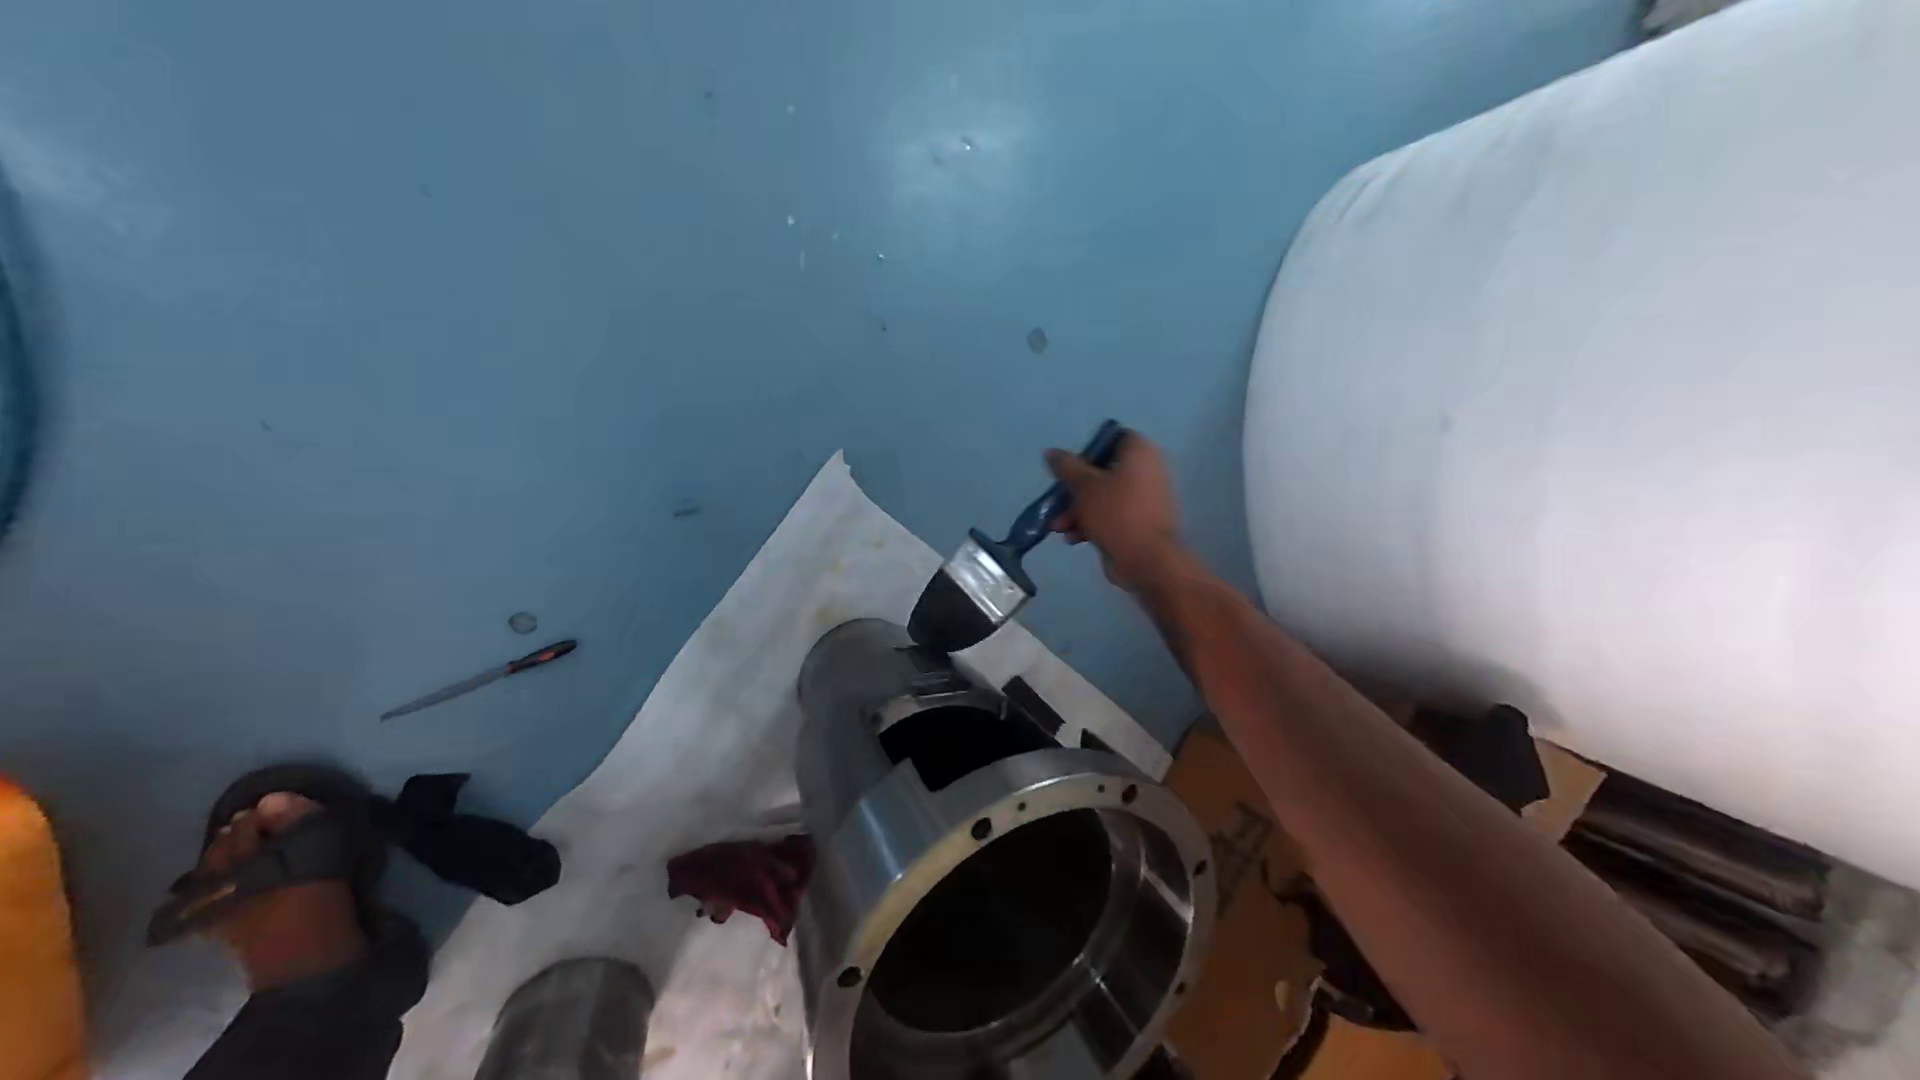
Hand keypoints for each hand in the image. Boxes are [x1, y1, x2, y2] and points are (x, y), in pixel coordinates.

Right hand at [1044, 431, 1182, 591]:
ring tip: (1059, 527)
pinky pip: (1111, 514)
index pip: (1111, 439)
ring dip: (1077, 510)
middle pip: (1102, 471)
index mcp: (1139, 452)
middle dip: (1074, 490)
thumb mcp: (1084, 486)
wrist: (1146, 560)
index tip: (1069, 468)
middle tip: (1056, 503)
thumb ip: (1066, 467)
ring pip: (1103, 496)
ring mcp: (1144, 498)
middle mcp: (1146, 470)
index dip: (1087, 451)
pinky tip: (1074, 538)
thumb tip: (1051, 452)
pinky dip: (1092, 523)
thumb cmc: (1116, 513)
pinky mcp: (1139, 521)